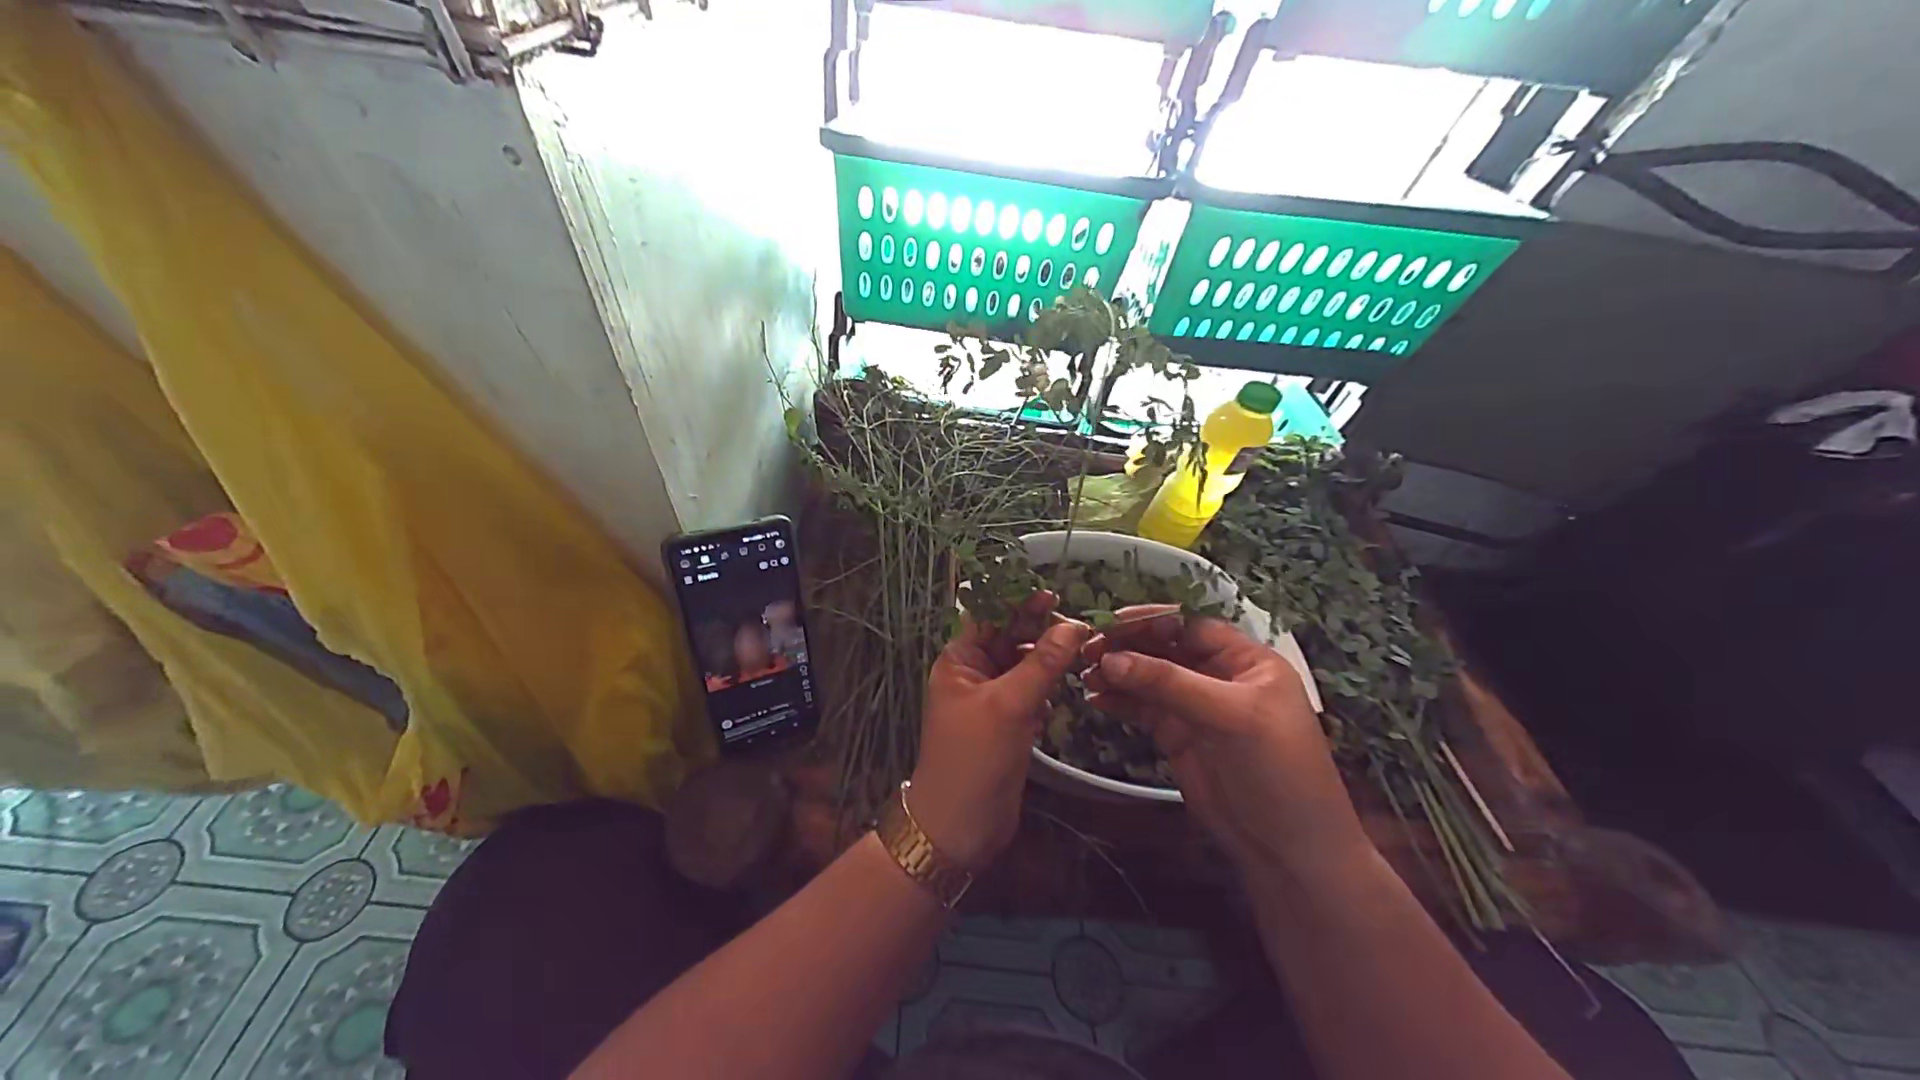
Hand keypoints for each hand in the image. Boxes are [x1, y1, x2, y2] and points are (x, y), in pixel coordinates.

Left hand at [910, 594, 1089, 870]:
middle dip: (1038, 631)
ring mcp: (990, 701)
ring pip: (1022, 667)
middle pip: (1008, 640)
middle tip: (1077, 624)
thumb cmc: (974, 757)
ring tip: (1079, 651)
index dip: (1018, 604)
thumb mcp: (1009, 704)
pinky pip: (1029, 694)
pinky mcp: (1007, 725)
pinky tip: (1064, 687)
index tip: (1053, 595)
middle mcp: (973, 675)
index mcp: (959, 661)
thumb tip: (1074, 626)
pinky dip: (1046, 688)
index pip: (989, 618)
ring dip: (1047, 660)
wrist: (959, 826)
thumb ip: (1042, 663)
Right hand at [1083, 611, 1371, 878]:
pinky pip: (1142, 707)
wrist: (1288, 849)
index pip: (1191, 626)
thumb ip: (1170, 683)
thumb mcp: (1230, 717)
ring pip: (1148, 677)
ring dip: (1117, 673)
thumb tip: (1110, 659)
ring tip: (1085, 675)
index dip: (1151, 622)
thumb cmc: (1277, 769)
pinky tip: (1096, 699)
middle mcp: (1218, 677)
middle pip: (1164, 648)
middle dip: (1127, 646)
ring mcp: (1195, 707)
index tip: (1110, 625)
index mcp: (1245, 660)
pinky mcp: (1176, 735)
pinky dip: (1119, 701)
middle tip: (1088, 650)